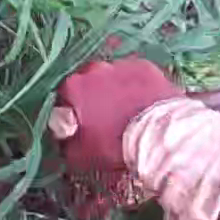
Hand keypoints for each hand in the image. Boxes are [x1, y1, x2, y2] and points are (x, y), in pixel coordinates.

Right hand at [55, 57, 181, 171]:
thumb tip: (61, 135)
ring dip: (114, 89)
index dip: (69, 108)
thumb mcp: (79, 154)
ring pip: (112, 75)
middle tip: (102, 116)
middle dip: (92, 95)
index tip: (76, 121)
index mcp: (73, 87)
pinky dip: (136, 85)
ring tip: (125, 110)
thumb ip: (64, 140)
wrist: (157, 137)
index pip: (63, 94)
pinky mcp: (146, 67)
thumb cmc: (113, 146)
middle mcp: (94, 69)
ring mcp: (121, 65)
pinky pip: (135, 74)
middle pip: (88, 80)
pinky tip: (142, 101)